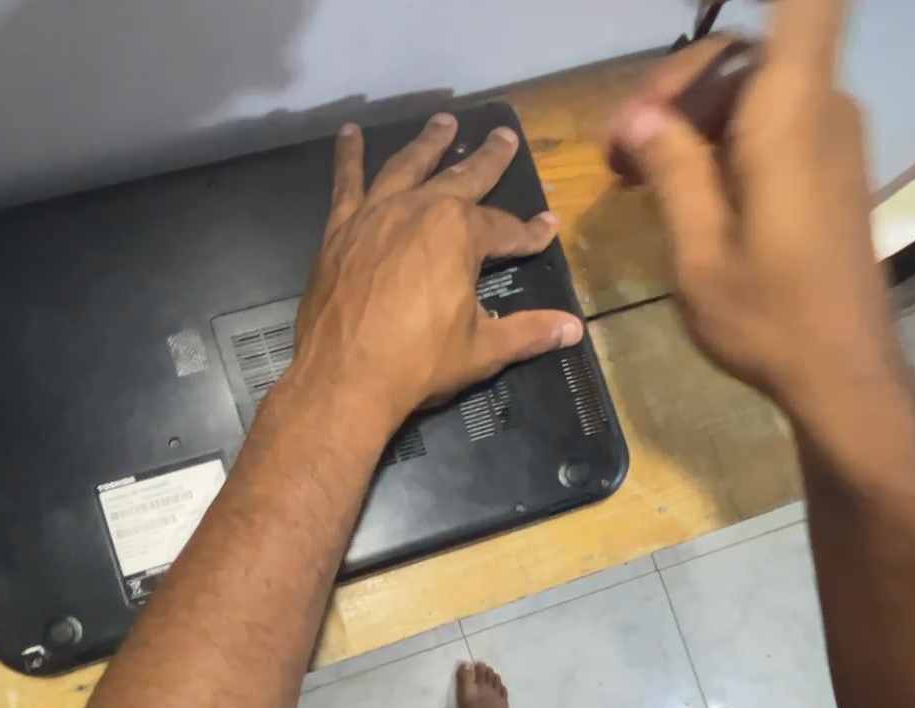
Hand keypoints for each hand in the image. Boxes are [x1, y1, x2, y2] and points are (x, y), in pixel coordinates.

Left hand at [286, 113, 585, 422]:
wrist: (344, 379)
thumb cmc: (418, 364)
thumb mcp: (482, 350)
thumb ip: (528, 332)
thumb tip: (573, 329)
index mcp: (460, 233)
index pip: (505, 230)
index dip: (529, 233)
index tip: (546, 228)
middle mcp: (419, 209)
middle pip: (462, 178)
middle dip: (489, 160)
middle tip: (505, 137)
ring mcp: (376, 215)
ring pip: (407, 167)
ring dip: (429, 143)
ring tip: (445, 122)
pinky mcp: (340, 230)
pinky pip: (347, 184)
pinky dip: (350, 157)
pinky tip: (350, 134)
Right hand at [606, 0, 891, 410]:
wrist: (840, 370)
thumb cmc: (767, 319)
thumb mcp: (699, 254)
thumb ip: (673, 172)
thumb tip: (637, 116)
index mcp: (789, 117)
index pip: (805, 2)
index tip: (701, 9)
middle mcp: (821, 108)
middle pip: (743, 54)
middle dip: (673, 91)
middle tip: (618, 153)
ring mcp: (830, 137)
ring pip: (752, 89)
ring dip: (689, 121)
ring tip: (635, 178)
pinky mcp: (828, 166)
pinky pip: (770, 122)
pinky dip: (720, 141)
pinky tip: (681, 190)